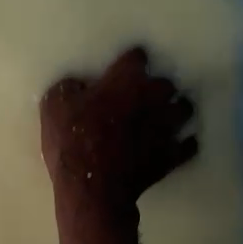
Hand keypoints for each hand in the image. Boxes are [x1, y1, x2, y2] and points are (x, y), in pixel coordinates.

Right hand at [41, 46, 198, 220]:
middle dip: (157, 86)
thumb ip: (69, 88)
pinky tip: (177, 144)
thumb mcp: (54, 107)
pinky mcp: (172, 155)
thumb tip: (77, 84)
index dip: (129, 61)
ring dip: (176, 110)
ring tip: (166, 115)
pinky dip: (184, 143)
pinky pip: (189, 145)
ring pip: (184, 109)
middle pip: (167, 82)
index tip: (123, 66)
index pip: (136, 57)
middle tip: (144, 95)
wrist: (92, 186)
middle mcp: (154, 97)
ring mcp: (167, 127)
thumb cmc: (72, 142)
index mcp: (126, 80)